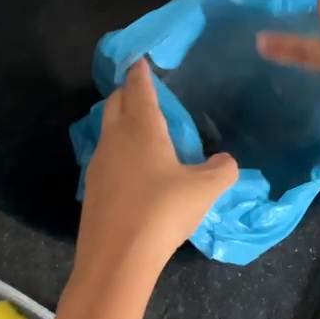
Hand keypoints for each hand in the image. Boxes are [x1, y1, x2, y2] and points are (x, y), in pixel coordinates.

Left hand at [74, 60, 238, 285]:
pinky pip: (106, 156)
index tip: (142, 60)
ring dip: (121, 122)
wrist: (117, 259)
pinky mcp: (92, 189)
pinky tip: (134, 168)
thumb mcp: (205, 189)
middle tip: (145, 91)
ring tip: (143, 129)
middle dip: (128, 92)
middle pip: (115, 102)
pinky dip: (119, 150)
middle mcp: (115, 138)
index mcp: (142, 127)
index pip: (138, 88)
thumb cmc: (162, 211)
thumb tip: (227, 161)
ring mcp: (99, 164)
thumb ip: (222, 169)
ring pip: (107, 130)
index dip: (141, 72)